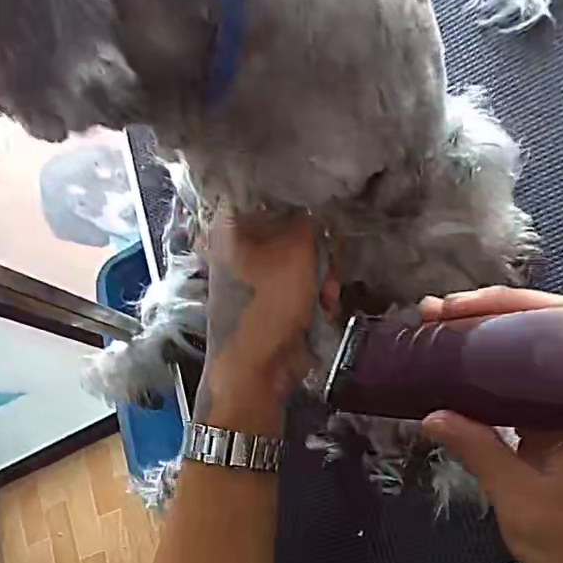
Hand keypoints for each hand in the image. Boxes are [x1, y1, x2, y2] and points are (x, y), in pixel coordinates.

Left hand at [196, 212, 331, 434]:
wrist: (261, 367)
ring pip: (302, 262)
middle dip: (320, 252)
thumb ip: (310, 221)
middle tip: (329, 268)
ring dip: (324, 278)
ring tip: (328, 296)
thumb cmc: (271, 304)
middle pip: (292, 232)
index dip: (300, 203)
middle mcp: (241, 250)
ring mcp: (258, 279)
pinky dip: (317, 297)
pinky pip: (302, 287)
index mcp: (232, 229)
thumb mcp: (297, 251)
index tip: (321, 216)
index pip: (268, 196)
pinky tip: (324, 309)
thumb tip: (316, 210)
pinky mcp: (273, 303)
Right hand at [420, 232, 562, 562]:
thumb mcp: (525, 499)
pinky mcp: (550, 408)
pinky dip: (488, 352)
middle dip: (509, 305)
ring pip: (541, 340)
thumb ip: (483, 454)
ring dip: (491, 321)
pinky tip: (453, 342)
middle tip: (451, 306)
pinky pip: (521, 367)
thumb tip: (435, 415)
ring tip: (441, 315)